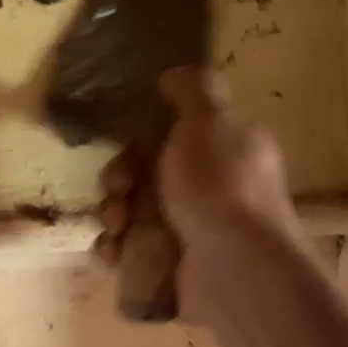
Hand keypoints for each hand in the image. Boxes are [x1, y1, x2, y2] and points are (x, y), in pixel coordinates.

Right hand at [94, 68, 298, 318]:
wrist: (234, 270)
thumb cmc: (221, 188)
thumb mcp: (210, 121)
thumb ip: (194, 91)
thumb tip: (174, 74)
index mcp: (223, 154)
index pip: (170, 139)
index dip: (139, 142)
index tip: (128, 149)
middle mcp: (209, 192)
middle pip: (143, 178)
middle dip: (118, 182)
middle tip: (119, 193)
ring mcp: (191, 235)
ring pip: (132, 217)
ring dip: (112, 217)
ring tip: (117, 229)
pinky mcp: (172, 272)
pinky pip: (130, 256)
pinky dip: (115, 252)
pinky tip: (113, 254)